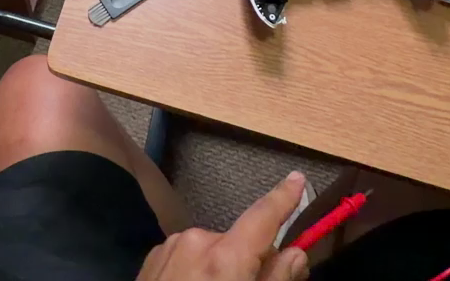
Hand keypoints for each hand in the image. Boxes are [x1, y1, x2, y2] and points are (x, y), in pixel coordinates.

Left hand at [136, 171, 309, 280]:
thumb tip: (295, 253)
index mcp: (224, 257)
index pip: (262, 217)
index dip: (283, 198)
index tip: (297, 178)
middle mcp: (196, 241)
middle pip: (237, 243)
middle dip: (247, 262)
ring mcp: (170, 247)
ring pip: (211, 251)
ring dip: (218, 270)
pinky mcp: (152, 258)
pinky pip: (187, 259)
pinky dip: (196, 274)